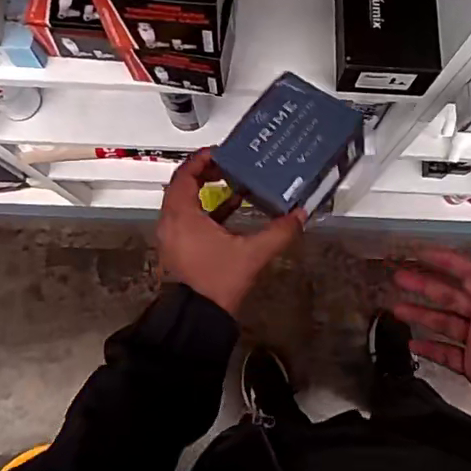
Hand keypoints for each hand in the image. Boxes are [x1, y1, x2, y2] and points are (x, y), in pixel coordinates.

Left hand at [157, 150, 303, 315]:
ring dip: (204, 191)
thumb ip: (278, 232)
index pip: (185, 175)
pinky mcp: (178, 249)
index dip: (201, 160)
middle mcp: (171, 223)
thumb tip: (299, 214)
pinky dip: (204, 210)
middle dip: (204, 172)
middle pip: (182, 186)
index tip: (219, 152)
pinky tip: (229, 211)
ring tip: (231, 183)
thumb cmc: (218, 281)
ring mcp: (172, 237)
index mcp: (182, 216)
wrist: (198, 318)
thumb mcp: (252, 253)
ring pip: (183, 203)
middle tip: (227, 165)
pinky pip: (187, 219)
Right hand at [390, 247, 470, 445]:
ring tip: (397, 308)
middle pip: (451, 297)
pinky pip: (447, 354)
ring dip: (421, 314)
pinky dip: (429, 348)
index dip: (449, 263)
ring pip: (444, 323)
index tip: (423, 253)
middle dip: (426, 285)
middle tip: (399, 276)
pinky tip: (412, 344)